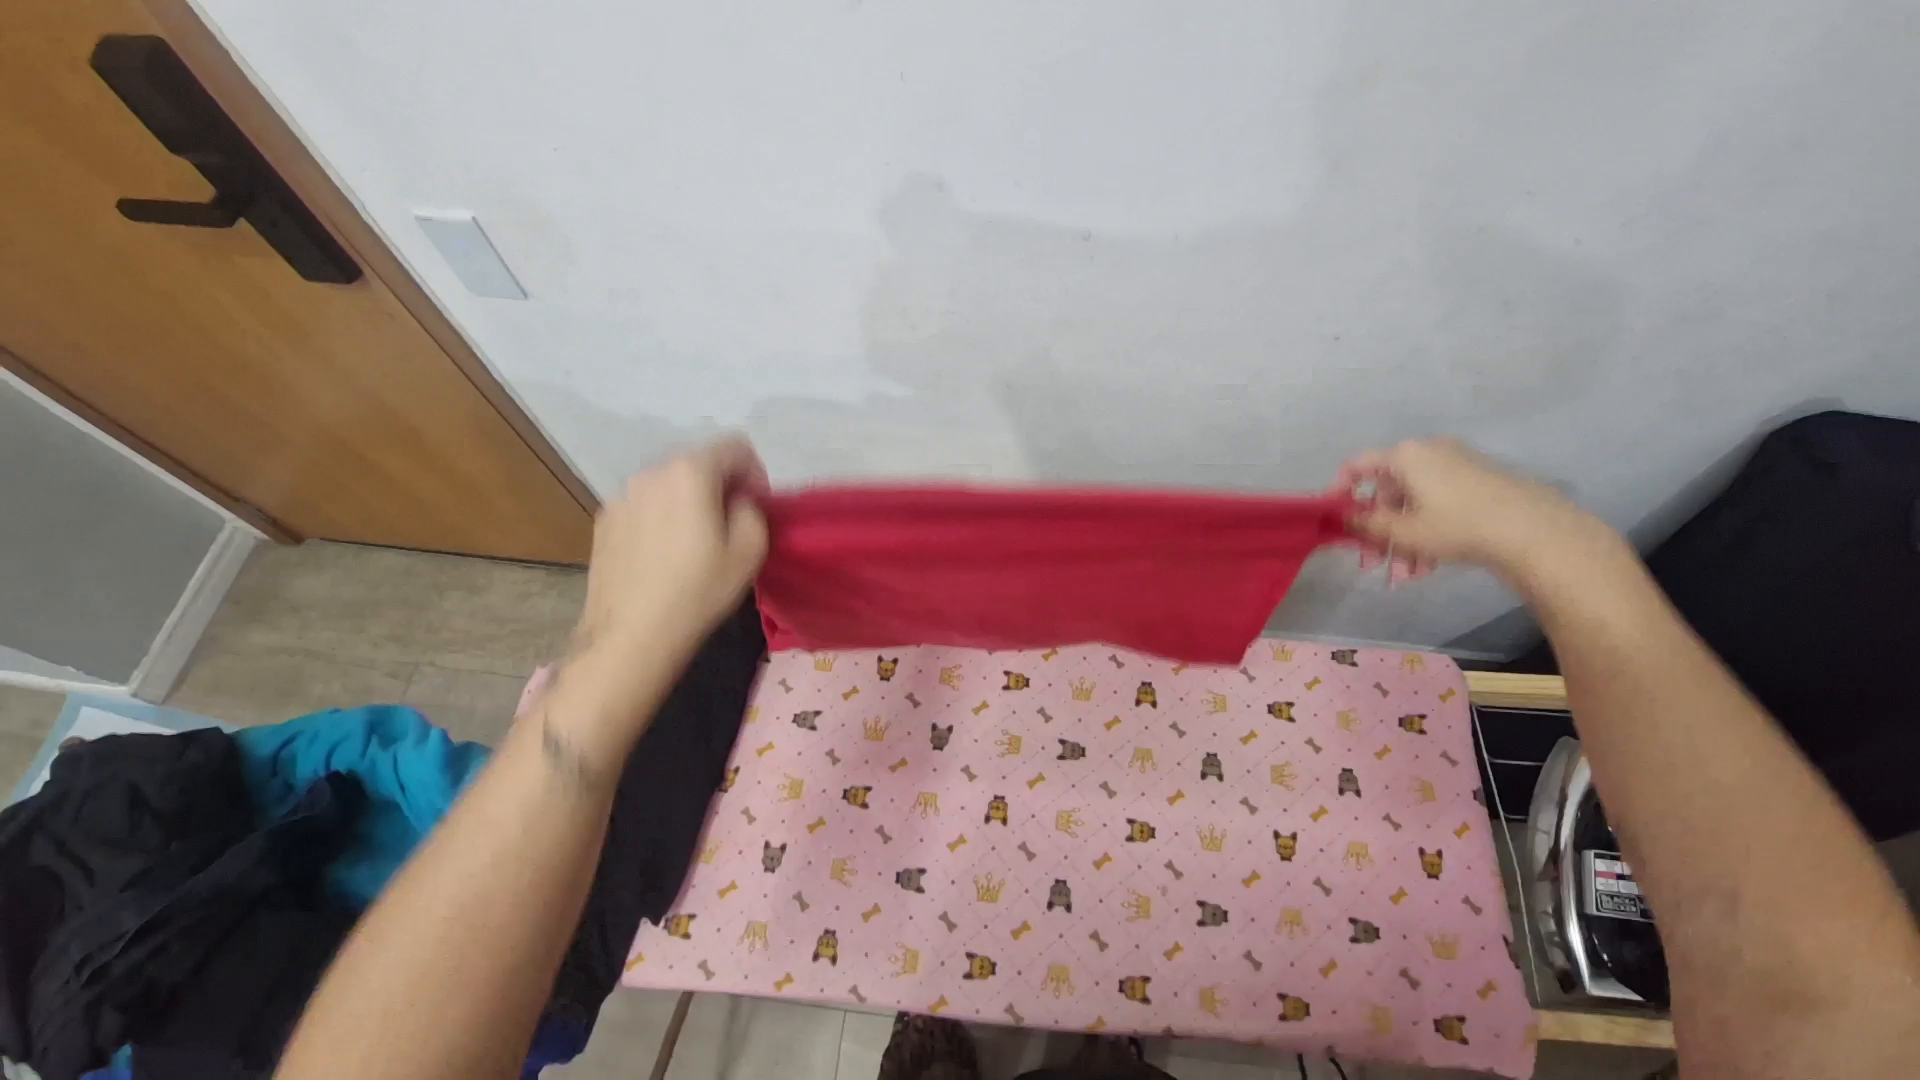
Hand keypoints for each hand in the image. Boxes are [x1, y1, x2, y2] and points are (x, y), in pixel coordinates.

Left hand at [573, 436, 769, 667]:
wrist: (631, 634)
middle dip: (721, 486)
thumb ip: (753, 509)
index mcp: (690, 472)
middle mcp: (651, 472)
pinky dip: (661, 519)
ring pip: (669, 486)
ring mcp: (621, 495)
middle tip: (730, 526)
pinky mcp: (604, 520)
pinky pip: (645, 506)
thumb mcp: (750, 550)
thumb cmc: (698, 591)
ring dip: (688, 502)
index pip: (736, 446)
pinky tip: (663, 557)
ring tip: (693, 544)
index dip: (755, 473)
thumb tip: (738, 501)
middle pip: (699, 463)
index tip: (757, 507)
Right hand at [1335, 438, 1618, 581]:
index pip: (1357, 466)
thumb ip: (1365, 524)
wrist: (1534, 530)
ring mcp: (1457, 469)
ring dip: (1402, 542)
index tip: (1336, 522)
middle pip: (1388, 494)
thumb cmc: (1456, 525)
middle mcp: (1429, 454)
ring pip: (1414, 507)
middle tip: (1372, 564)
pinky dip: (1427, 535)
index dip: (1340, 493)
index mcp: (1405, 456)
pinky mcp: (1479, 486)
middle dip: (1378, 533)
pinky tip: (1427, 568)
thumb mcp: (1402, 531)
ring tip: (1405, 578)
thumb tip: (1341, 517)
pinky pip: (1439, 507)